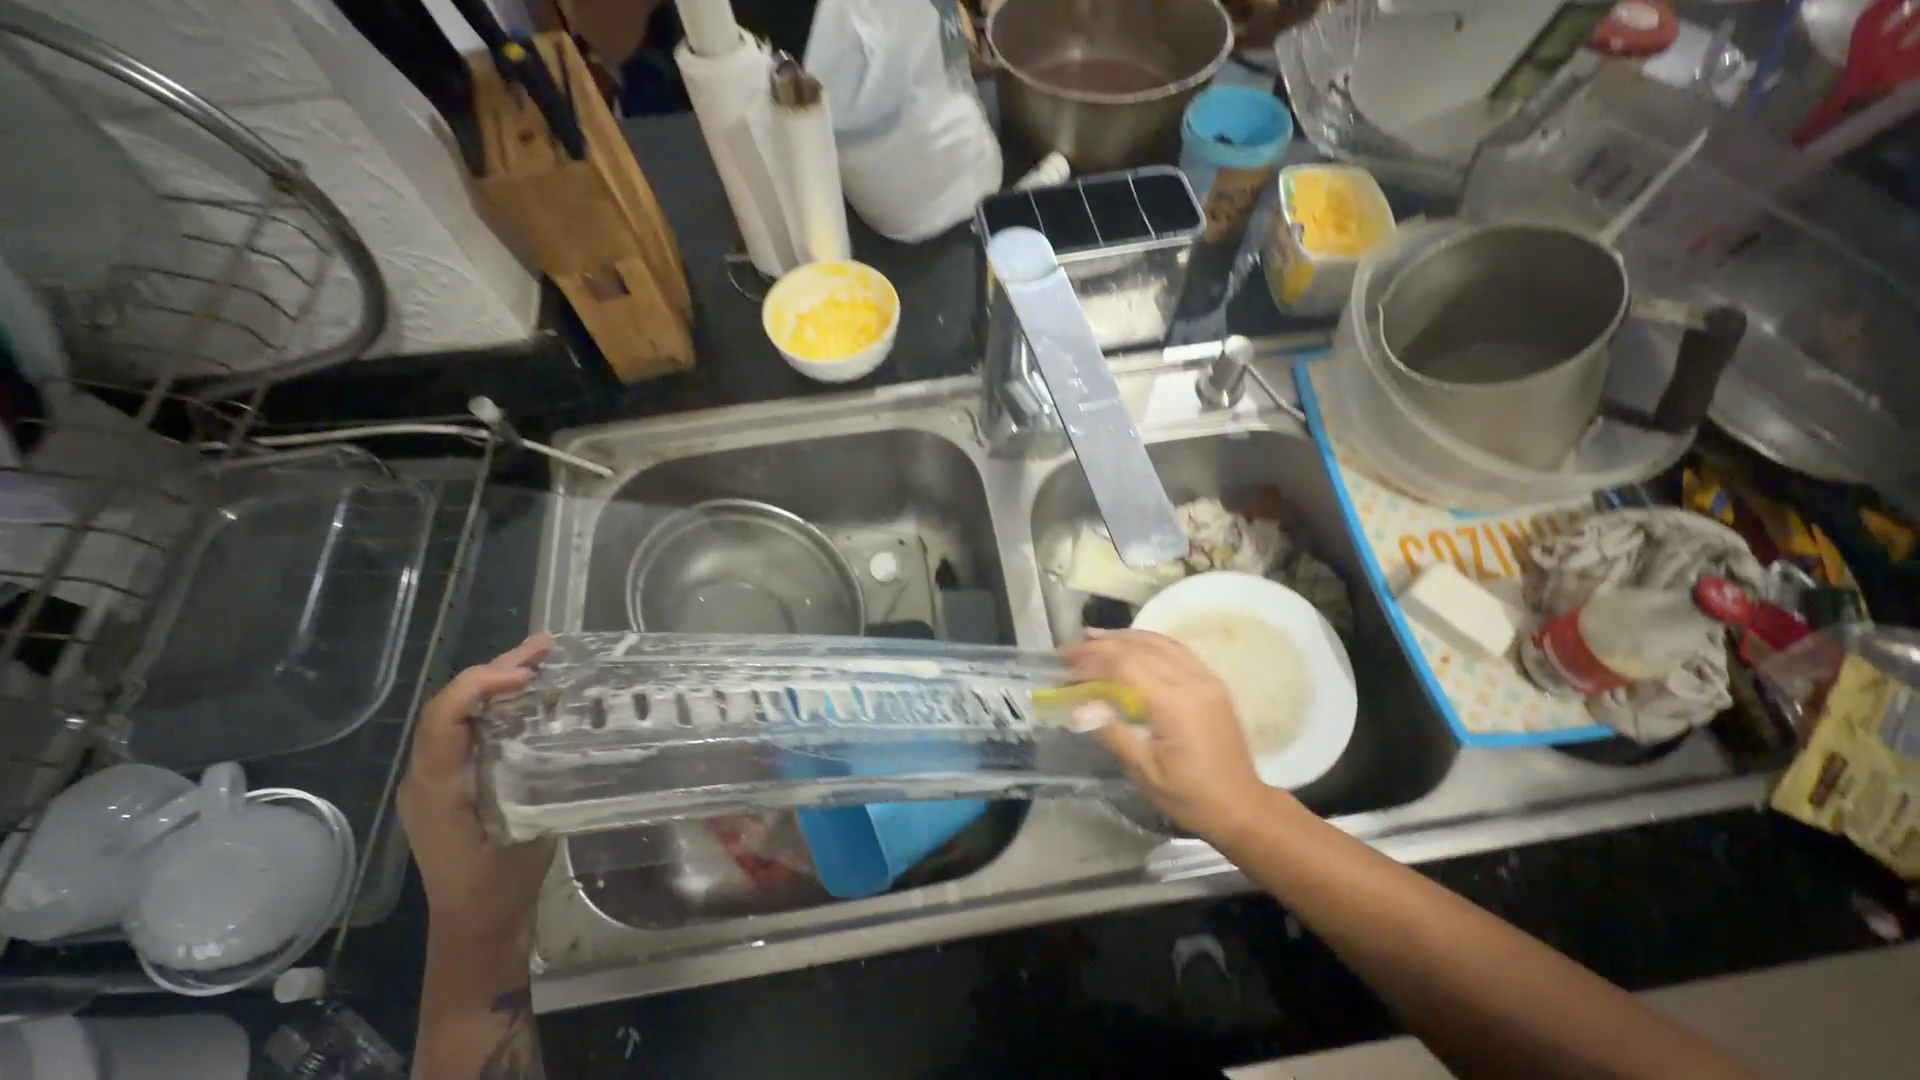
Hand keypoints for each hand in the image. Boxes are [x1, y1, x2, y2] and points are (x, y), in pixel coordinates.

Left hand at [398, 634, 553, 944]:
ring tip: (544, 656)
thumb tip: (558, 730)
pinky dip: (500, 704)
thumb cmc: (497, 886)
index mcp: (435, 787)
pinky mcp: (456, 781)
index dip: (479, 686)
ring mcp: (439, 776)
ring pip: (462, 713)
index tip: (527, 677)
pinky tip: (533, 694)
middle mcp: (428, 774)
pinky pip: (472, 730)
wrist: (475, 926)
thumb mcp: (523, 835)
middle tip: (545, 646)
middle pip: (451, 705)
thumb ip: (532, 784)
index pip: (442, 718)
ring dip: (499, 681)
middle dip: (495, 669)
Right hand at [1063, 630, 1277, 840]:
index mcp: (1176, 705)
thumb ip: (1112, 732)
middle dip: (1100, 647)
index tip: (1064, 672)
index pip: (1125, 667)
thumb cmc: (1190, 796)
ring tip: (1091, 638)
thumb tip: (1079, 707)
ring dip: (1123, 638)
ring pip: (1159, 642)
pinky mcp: (1212, 682)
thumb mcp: (1145, 772)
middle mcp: (1193, 681)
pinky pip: (1176, 650)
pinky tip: (1129, 645)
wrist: (1241, 806)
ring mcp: (1206, 678)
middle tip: (1068, 653)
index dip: (1091, 664)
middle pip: (1139, 648)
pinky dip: (1147, 642)